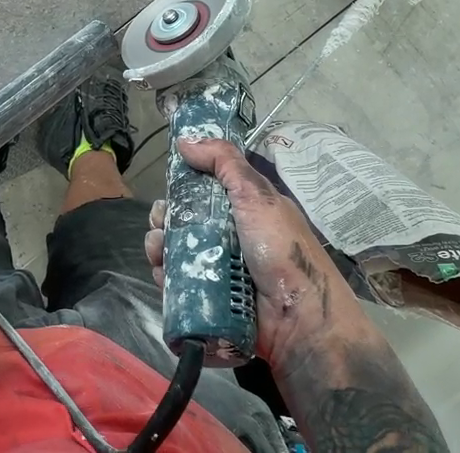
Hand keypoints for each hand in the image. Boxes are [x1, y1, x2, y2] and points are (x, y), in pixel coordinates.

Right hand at [144, 137, 343, 359]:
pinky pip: (176, 286)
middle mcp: (227, 239)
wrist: (301, 319)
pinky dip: (164, 278)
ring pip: (173, 253)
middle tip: (160, 224)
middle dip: (163, 219)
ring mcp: (216, 272)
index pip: (201, 194)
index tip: (167, 189)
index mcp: (241, 212)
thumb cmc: (281, 249)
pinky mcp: (207, 301)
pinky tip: (162, 273)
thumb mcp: (257, 194)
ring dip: (158, 247)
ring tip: (158, 250)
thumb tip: (185, 140)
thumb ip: (224, 161)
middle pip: (181, 222)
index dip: (179, 189)